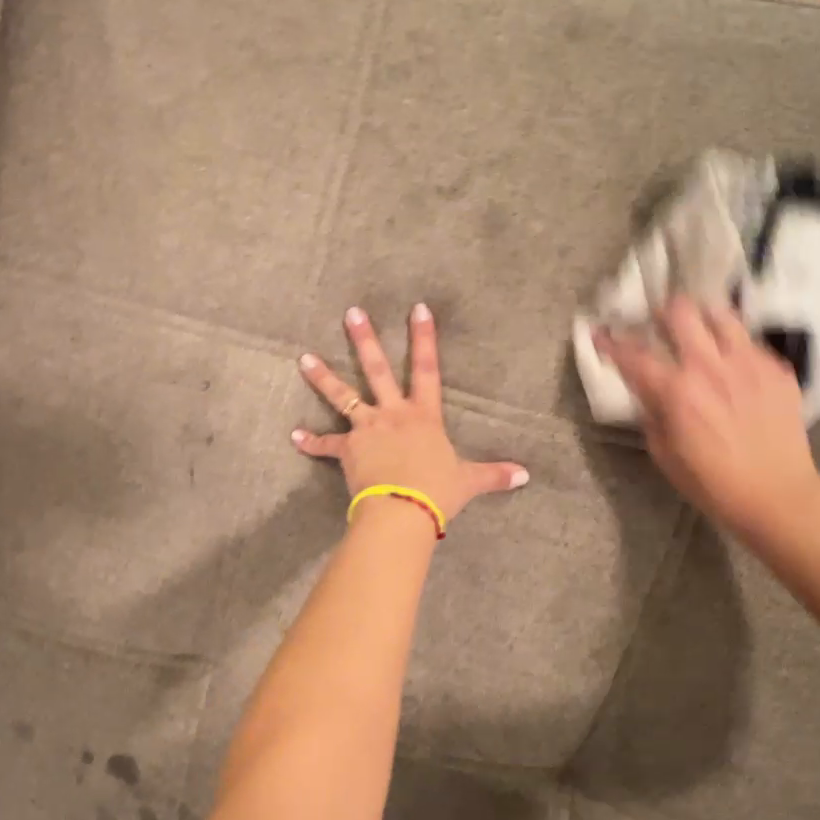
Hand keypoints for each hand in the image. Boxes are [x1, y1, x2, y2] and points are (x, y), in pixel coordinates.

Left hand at [293, 304, 528, 526]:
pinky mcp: (347, 450)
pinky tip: (294, 436)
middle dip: (364, 339)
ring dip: (322, 377)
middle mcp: (393, 414)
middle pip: (376, 369)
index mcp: (424, 416)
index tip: (417, 309)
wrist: (403, 510)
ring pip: (342, 396)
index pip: (427, 369)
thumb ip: (494, 474)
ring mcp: (367, 429)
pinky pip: (325, 445)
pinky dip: (310, 442)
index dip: (424, 338)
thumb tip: (524, 476)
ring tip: (303, 359)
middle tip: (351, 313)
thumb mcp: (469, 481)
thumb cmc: (437, 492)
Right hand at [596, 296, 819, 537]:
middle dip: (662, 313)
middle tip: (658, 323)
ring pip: (722, 315)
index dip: (611, 341)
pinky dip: (734, 347)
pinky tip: (732, 367)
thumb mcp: (663, 451)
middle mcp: (711, 367)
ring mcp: (749, 363)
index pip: (633, 354)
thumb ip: (652, 413)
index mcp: (677, 391)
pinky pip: (750, 343)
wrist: (775, 494)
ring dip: (703, 318)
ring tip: (698, 331)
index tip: (599, 333)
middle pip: (681, 312)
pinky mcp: (777, 370)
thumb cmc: (710, 481)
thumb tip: (648, 392)